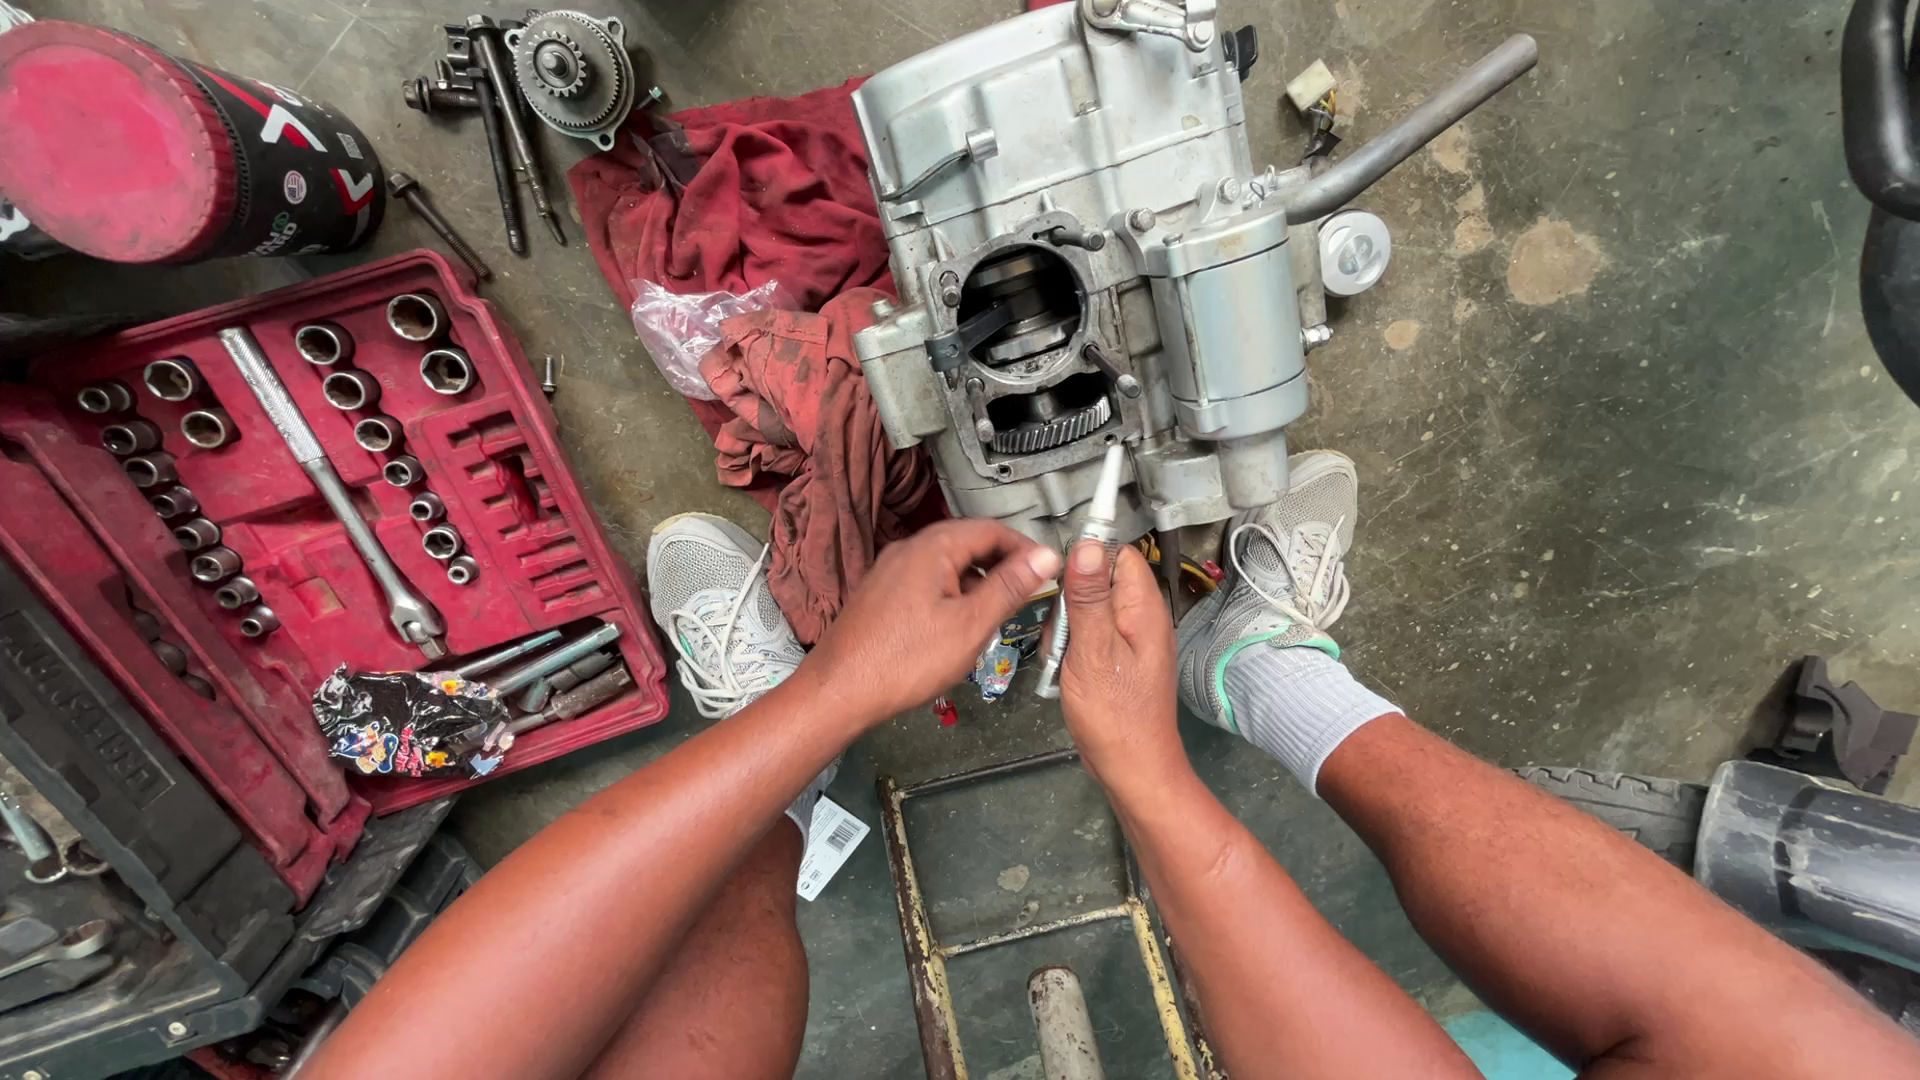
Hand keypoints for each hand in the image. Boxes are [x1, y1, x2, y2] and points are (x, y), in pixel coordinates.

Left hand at [803, 519, 1062, 727]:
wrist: (839, 690)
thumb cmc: (907, 660)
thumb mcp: (971, 625)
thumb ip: (1010, 586)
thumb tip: (1046, 555)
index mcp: (933, 547)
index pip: (992, 529)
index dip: (1025, 548)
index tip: (1047, 572)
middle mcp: (909, 548)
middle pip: (968, 542)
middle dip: (1002, 564)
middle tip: (1027, 593)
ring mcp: (890, 569)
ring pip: (947, 563)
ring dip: (977, 581)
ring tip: (996, 613)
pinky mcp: (881, 592)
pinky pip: (927, 580)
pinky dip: (952, 592)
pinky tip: (958, 624)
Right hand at [1058, 541, 1186, 789]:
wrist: (1131, 769)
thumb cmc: (1114, 713)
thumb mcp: (1093, 650)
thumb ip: (1088, 597)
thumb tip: (1087, 544)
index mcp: (1144, 608)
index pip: (1119, 555)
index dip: (1088, 558)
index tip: (1061, 581)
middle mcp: (1142, 619)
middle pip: (1098, 582)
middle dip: (1070, 602)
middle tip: (1062, 635)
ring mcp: (1130, 641)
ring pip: (1087, 611)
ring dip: (1066, 630)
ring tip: (1063, 658)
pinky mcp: (1117, 661)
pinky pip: (1088, 637)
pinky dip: (1071, 649)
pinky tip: (1066, 670)